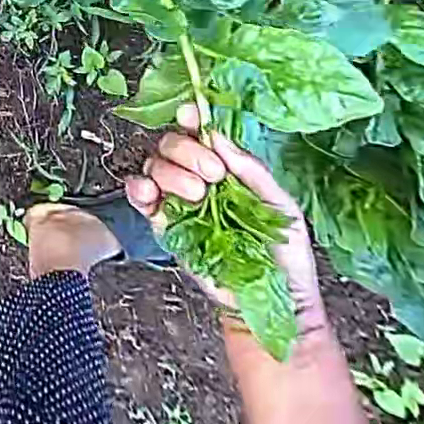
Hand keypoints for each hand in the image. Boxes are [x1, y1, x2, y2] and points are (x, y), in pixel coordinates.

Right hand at [124, 103, 326, 336]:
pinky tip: (150, 193)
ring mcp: (177, 201)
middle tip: (213, 174)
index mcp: (223, 166)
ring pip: (154, 166)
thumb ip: (251, 170)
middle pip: (171, 144)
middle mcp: (195, 177)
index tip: (191, 117)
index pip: (197, 132)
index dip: (189, 120)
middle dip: (187, 152)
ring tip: (197, 196)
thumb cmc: (285, 255)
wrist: (276, 306)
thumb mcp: (280, 204)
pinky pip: (139, 198)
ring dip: (171, 173)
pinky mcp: (163, 226)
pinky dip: (138, 189)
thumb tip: (218, 136)